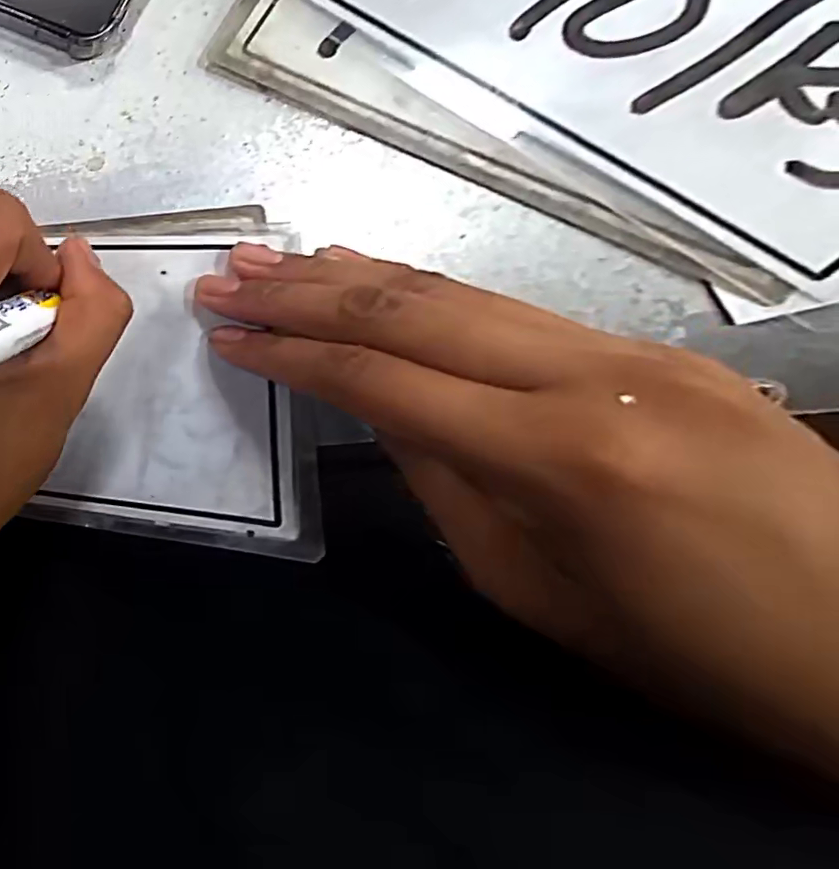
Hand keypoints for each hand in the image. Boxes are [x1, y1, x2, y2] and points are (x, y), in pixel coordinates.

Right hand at [194, 243, 838, 775]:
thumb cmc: (683, 647)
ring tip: (269, 260)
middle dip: (298, 293)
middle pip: (406, 313)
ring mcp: (630, 354)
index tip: (224, 334)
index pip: (378, 378)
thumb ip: (437, 473)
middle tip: (226, 277)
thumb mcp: (520, 577)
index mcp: (553, 455)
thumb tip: (376, 403)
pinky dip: (416, 284)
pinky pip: (503, 305)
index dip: (287, 352)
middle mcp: (591, 380)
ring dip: (344, 274)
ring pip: (451, 292)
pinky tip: (361, 267)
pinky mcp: (649, 350)